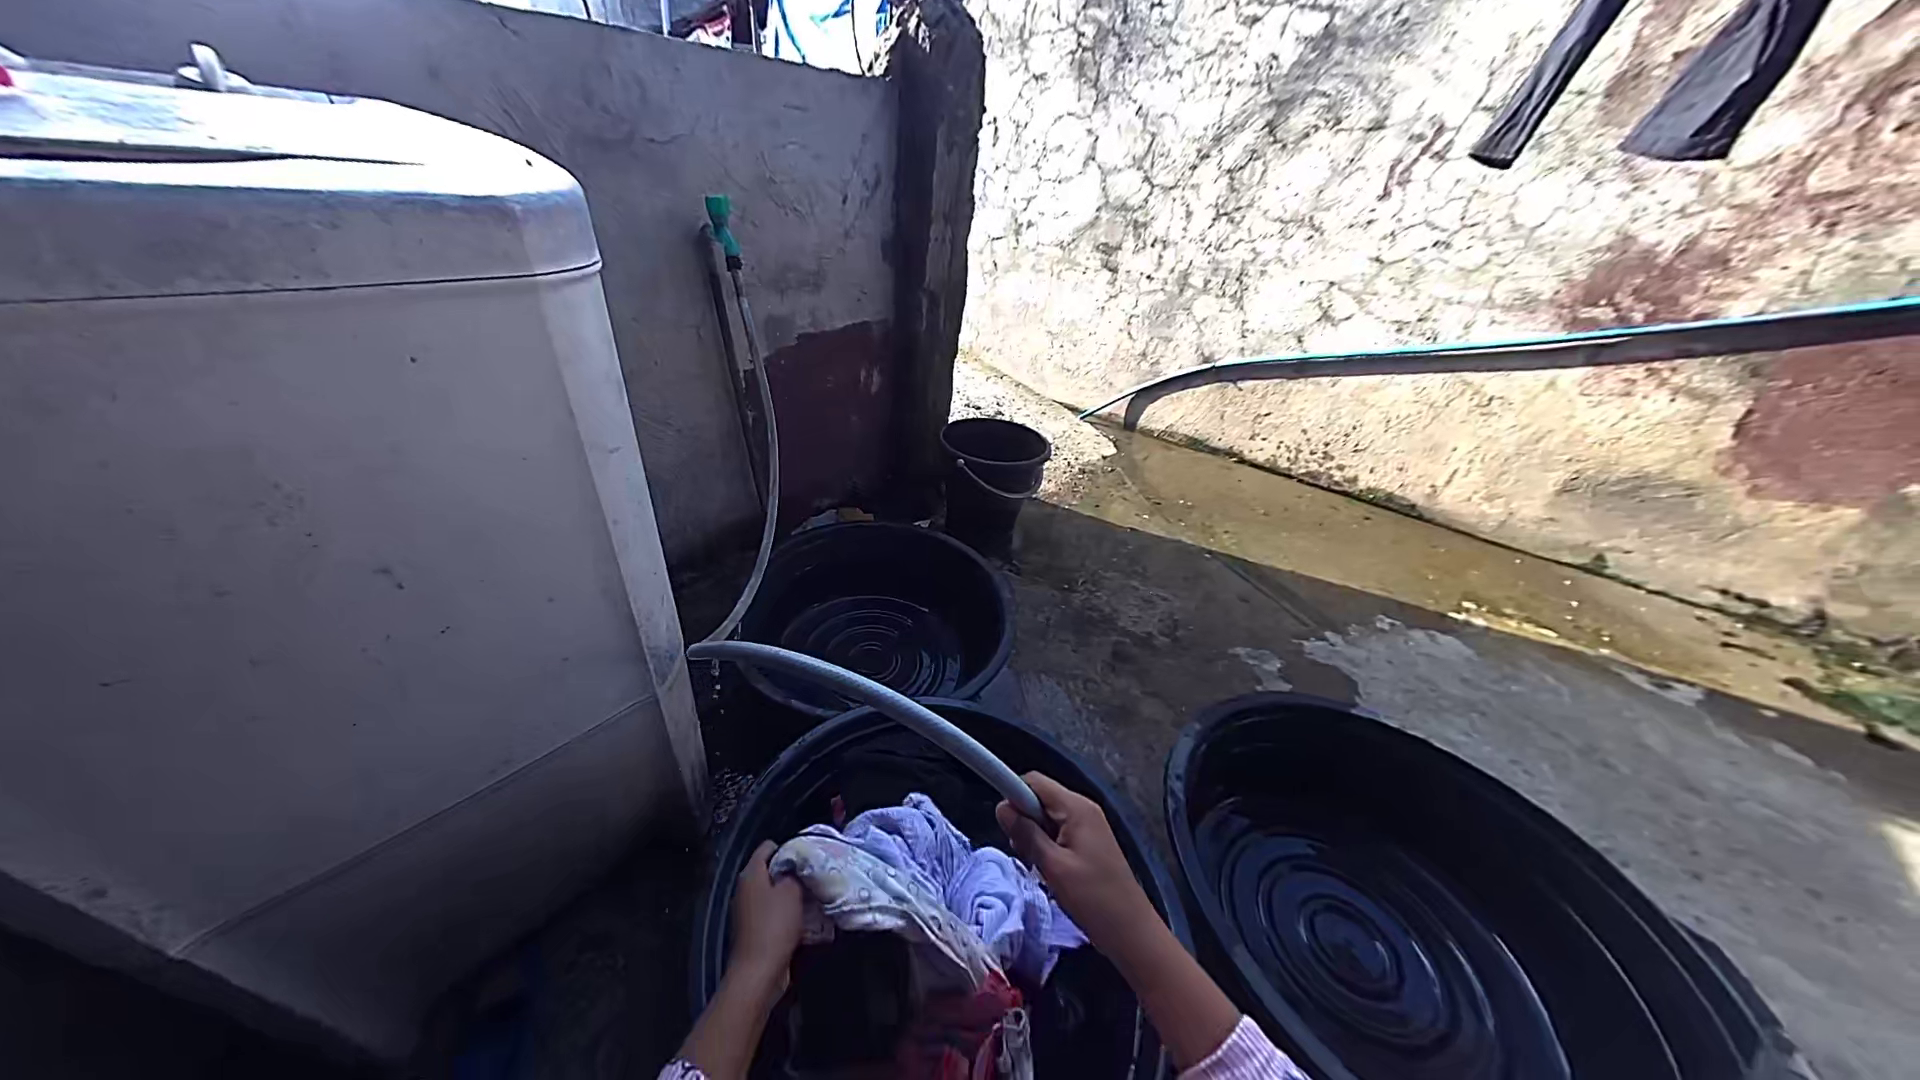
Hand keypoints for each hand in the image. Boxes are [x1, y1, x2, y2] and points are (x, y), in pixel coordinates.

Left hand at [728, 840, 802, 988]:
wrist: (758, 973)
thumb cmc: (774, 926)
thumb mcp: (791, 892)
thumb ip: (795, 873)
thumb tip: (795, 866)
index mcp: (750, 874)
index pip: (768, 846)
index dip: (788, 847)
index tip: (807, 856)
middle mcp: (745, 889)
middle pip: (771, 869)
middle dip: (791, 872)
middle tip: (812, 876)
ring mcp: (747, 911)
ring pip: (773, 892)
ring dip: (791, 894)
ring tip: (812, 896)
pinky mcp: (753, 930)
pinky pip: (772, 911)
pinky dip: (786, 912)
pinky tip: (803, 917)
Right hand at [1000, 773, 1242, 1068]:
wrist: (1132, 933)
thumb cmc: (1093, 899)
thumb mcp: (1053, 867)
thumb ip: (1026, 834)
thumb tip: (1001, 807)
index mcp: (1076, 807)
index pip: (1034, 781)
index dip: (1013, 795)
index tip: (1004, 825)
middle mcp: (1082, 808)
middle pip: (1039, 798)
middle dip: (1024, 820)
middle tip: (1023, 853)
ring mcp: (1088, 824)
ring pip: (1046, 816)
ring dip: (1034, 836)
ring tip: (1038, 866)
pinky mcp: (1088, 841)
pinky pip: (1057, 831)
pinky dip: (1047, 846)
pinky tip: (1050, 870)